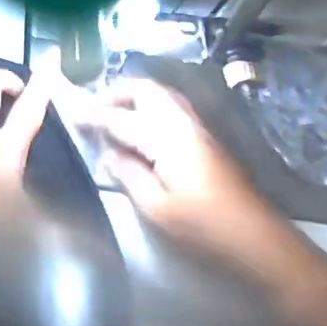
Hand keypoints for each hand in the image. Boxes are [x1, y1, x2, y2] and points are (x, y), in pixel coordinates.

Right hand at [94, 78, 316, 291]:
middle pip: (145, 89)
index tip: (70, 110)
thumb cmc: (204, 226)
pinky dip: (149, 104)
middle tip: (93, 106)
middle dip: (116, 92)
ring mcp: (196, 125)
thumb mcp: (157, 208)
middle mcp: (181, 120)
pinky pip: (171, 105)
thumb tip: (107, 154)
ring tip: (112, 112)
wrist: (255, 236)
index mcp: (166, 134)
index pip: (120, 118)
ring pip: (160, 93)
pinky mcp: (204, 136)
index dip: (93, 114)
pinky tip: (140, 125)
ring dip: (134, 95)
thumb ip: (128, 175)